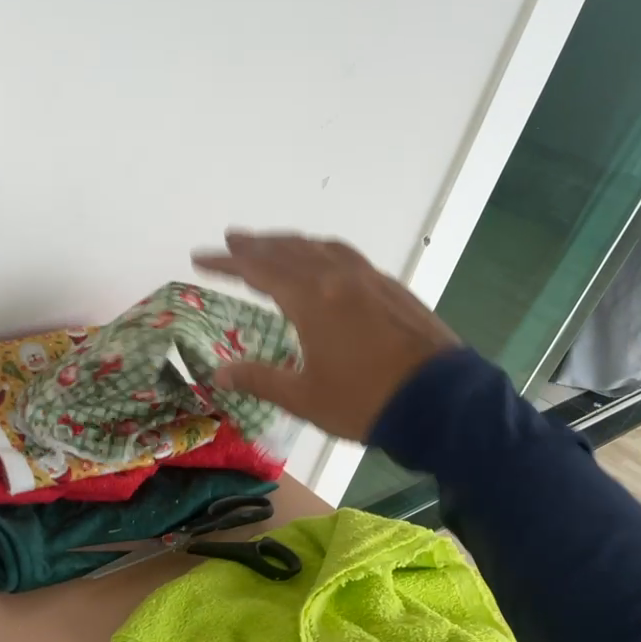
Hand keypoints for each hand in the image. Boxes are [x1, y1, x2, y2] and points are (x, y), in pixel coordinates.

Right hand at [193, 230, 459, 441]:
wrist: (440, 402)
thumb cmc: (363, 401)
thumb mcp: (302, 398)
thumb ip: (259, 380)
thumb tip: (219, 374)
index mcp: (312, 300)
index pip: (258, 270)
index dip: (226, 263)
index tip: (200, 257)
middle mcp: (339, 279)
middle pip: (289, 250)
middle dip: (256, 244)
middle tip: (230, 239)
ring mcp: (370, 281)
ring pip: (322, 248)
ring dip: (291, 243)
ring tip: (272, 244)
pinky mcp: (391, 291)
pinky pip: (347, 258)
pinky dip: (321, 252)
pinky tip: (323, 264)